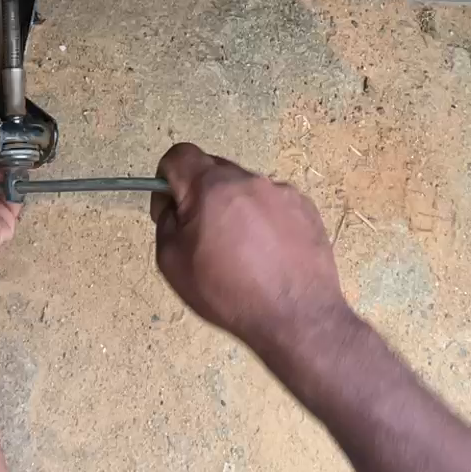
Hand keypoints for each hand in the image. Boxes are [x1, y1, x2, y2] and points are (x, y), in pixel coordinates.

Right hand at [151, 142, 351, 357]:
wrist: (295, 317)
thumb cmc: (225, 291)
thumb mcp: (171, 260)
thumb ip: (165, 221)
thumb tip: (174, 205)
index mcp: (211, 187)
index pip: (179, 155)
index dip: (167, 176)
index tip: (170, 206)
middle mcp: (248, 180)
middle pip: (212, 169)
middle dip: (199, 194)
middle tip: (201, 234)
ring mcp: (282, 192)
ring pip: (242, 187)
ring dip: (231, 207)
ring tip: (238, 249)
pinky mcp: (305, 208)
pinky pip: (271, 202)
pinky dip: (260, 219)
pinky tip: (265, 252)